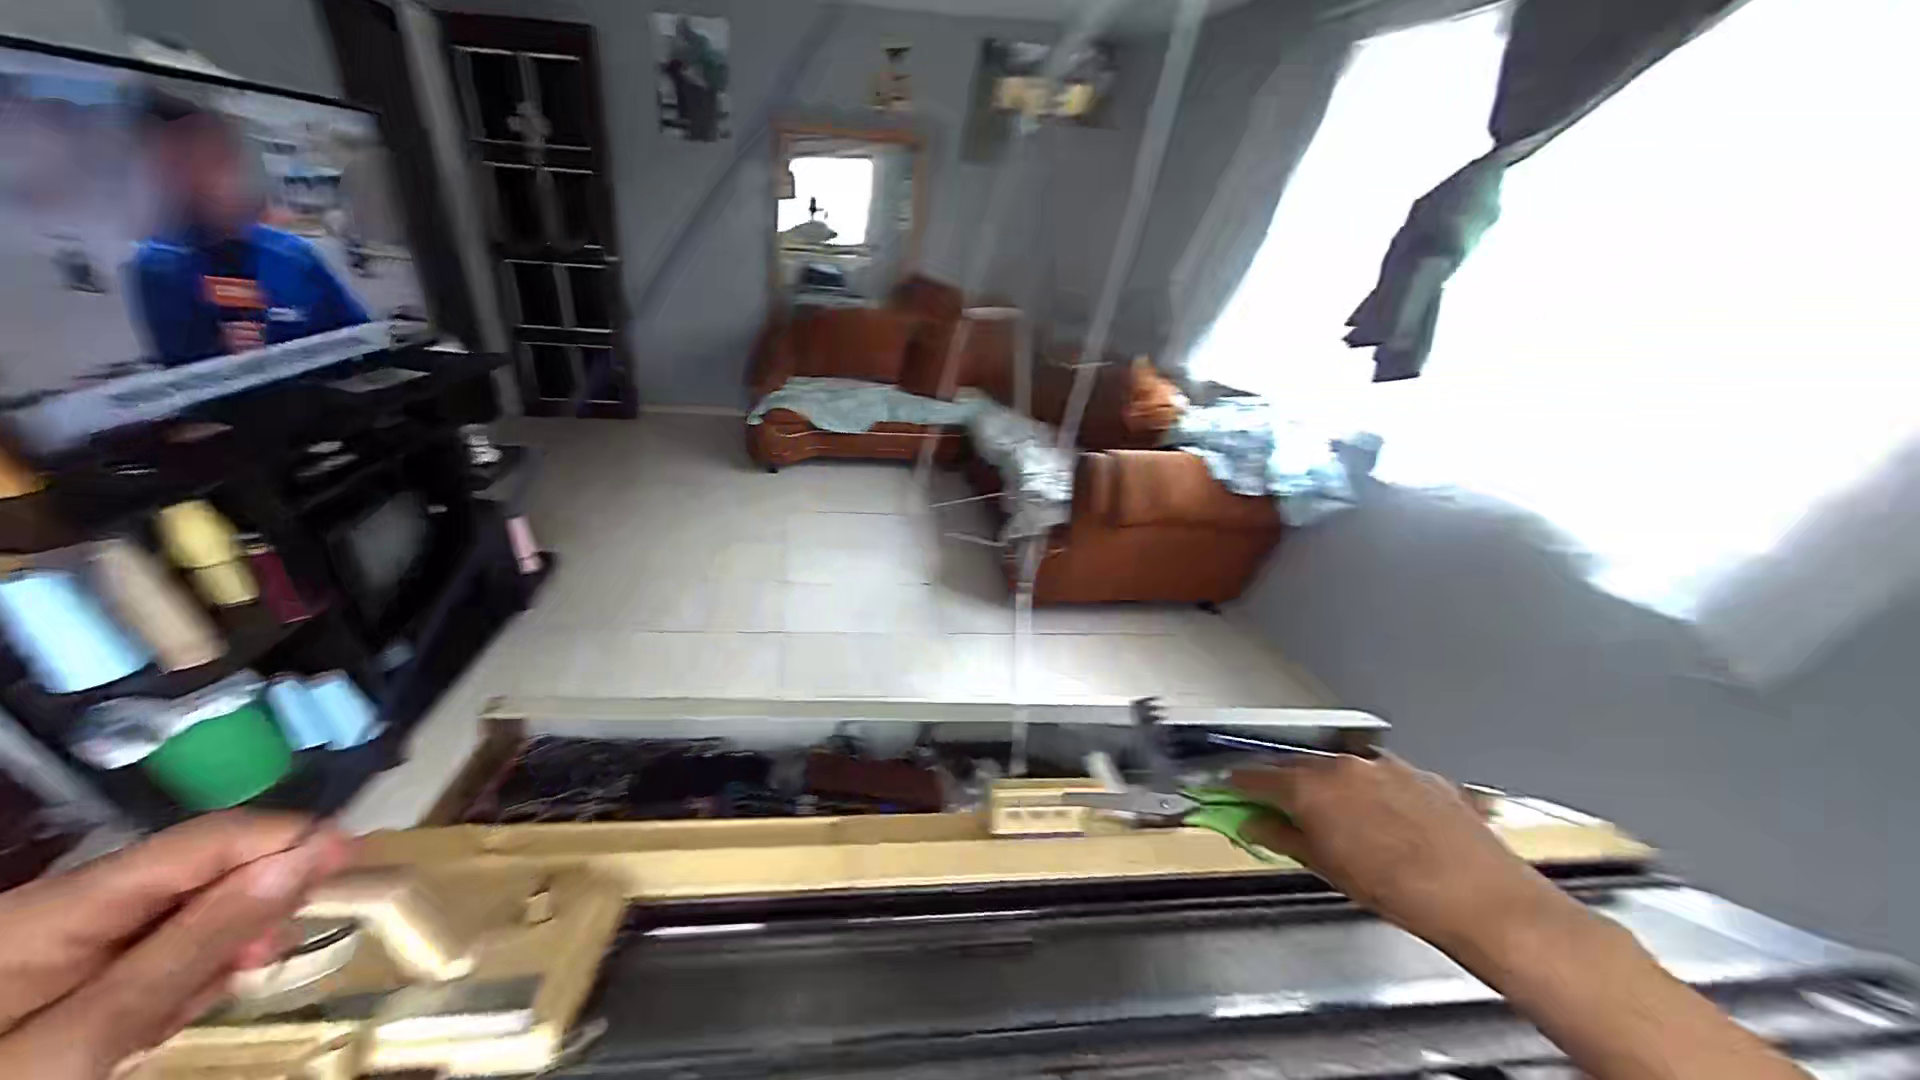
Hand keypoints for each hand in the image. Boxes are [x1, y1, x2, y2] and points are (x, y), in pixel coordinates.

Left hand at [0, 813, 351, 1079]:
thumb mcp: (88, 1039)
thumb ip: (201, 941)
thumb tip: (313, 854)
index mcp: (57, 908)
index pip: (207, 839)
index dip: (289, 836)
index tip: (355, 853)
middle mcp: (58, 905)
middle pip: (198, 871)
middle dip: (254, 901)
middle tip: (271, 954)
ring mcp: (50, 938)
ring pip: (182, 908)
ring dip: (222, 941)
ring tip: (220, 990)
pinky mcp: (52, 969)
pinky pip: (148, 943)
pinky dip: (182, 967)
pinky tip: (174, 1005)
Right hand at [1231, 753, 1575, 952]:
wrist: (1484, 900)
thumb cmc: (1399, 890)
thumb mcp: (1326, 868)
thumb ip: (1282, 836)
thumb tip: (1255, 824)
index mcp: (1311, 785)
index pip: (1257, 776)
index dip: (1238, 784)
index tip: (1230, 789)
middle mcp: (1342, 764)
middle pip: (1297, 766)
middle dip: (1285, 784)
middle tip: (1282, 808)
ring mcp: (1383, 765)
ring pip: (1340, 768)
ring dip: (1329, 785)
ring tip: (1340, 820)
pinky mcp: (1419, 773)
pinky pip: (1379, 775)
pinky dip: (1370, 791)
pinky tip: (1384, 822)